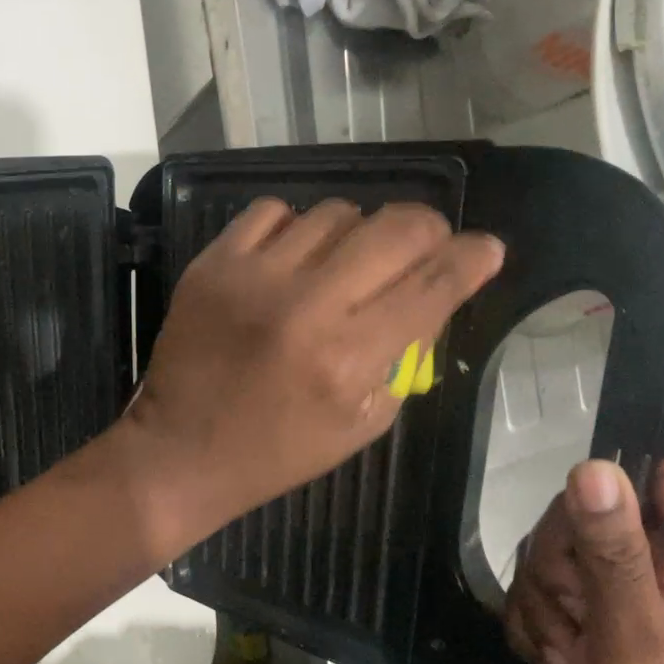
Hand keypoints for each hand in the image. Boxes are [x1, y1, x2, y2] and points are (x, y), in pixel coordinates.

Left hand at [116, 198, 503, 541]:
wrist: (180, 451)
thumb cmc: (276, 451)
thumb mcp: (362, 425)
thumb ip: (405, 355)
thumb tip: (434, 293)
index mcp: (348, 358)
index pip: (435, 283)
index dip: (473, 258)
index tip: (483, 249)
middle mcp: (305, 307)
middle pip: (395, 228)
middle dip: (427, 232)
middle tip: (421, 250)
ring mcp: (252, 278)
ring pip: (335, 212)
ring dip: (355, 233)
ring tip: (345, 263)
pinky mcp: (211, 266)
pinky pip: (272, 212)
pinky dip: (293, 228)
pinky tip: (292, 258)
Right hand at [504, 393, 663, 663]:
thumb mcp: (637, 646)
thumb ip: (616, 555)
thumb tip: (595, 467)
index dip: (655, 427)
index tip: (627, 375)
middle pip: (592, 510)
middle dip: (565, 565)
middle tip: (574, 618)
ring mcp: (631, 588)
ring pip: (553, 548)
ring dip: (547, 602)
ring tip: (570, 654)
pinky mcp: (595, 608)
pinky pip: (538, 585)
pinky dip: (537, 622)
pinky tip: (559, 658)